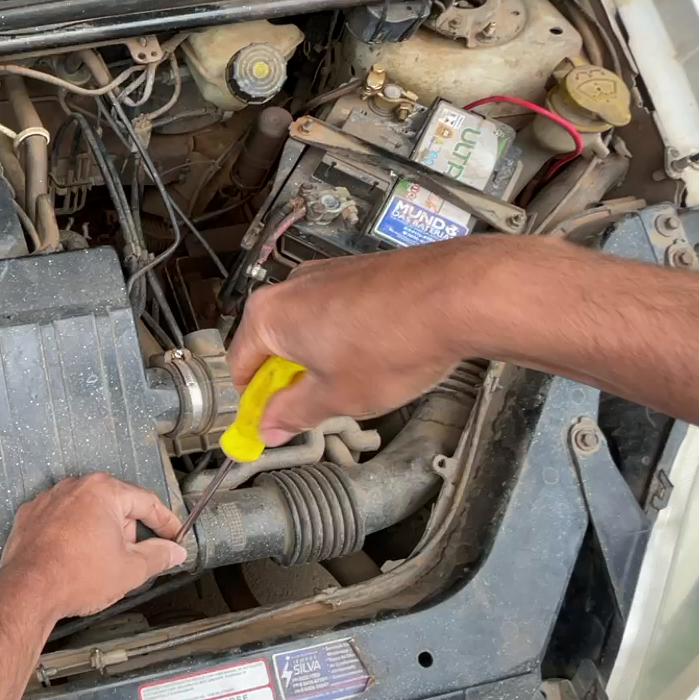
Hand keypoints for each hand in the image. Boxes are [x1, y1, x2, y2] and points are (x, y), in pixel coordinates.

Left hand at [0, 474, 185, 622]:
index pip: (146, 502)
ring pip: (87, 512)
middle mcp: (74, 487)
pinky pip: (62, 520)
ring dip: (98, 534)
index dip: (166, 523)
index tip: (173, 536)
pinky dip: (71, 535)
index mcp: (103, 491)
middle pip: (116, 506)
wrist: (27, 591)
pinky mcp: (31, 514)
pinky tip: (72, 558)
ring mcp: (49, 499)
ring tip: (94, 564)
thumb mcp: (130, 570)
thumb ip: (158, 556)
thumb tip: (172, 551)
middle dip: (126, 533)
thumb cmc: (73, 577)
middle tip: (126, 560)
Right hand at [227, 236, 527, 445]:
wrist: (460, 296)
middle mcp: (289, 289)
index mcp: (268, 317)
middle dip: (287, 380)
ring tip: (352, 383)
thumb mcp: (335, 398)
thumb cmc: (396, 340)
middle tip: (312, 409)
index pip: (238, 368)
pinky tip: (372, 357)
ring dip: (315, 359)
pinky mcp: (356, 272)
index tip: (266, 424)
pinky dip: (341, 337)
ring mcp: (324, 275)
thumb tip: (269, 427)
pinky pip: (332, 312)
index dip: (252, 403)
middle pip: (269, 345)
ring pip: (303, 328)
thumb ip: (292, 415)